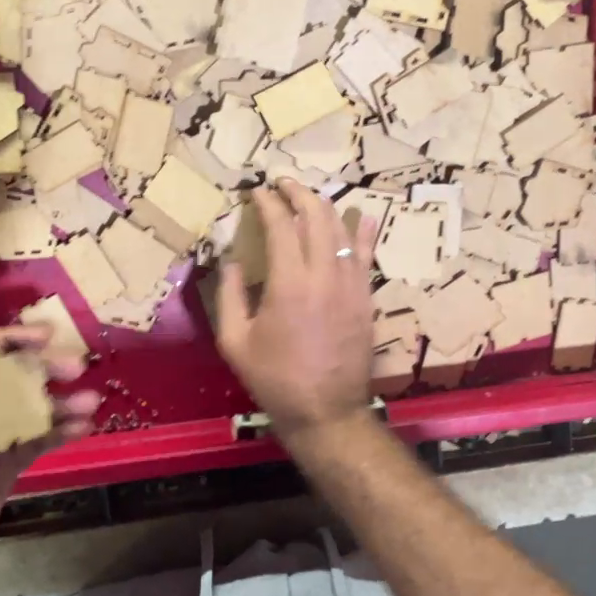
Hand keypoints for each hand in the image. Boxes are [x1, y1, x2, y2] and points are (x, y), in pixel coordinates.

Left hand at [0, 325, 99, 595]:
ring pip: (27, 413)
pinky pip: (32, 444)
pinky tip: (82, 430)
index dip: (10, 342)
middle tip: (79, 369)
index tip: (47, 338)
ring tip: (92, 402)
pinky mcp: (3, 470)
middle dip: (43, 371)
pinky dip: (56, 435)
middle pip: (9, 383)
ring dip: (57, 405)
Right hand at [215, 179, 379, 443]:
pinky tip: (363, 216)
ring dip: (324, 207)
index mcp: (288, 283)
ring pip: (342, 230)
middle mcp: (324, 275)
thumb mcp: (234, 341)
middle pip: (316, 217)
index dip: (267, 203)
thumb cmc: (273, 378)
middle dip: (298, 193)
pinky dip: (363, 232)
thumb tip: (231, 261)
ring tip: (308, 197)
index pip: (280, 225)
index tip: (256, 191)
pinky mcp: (366, 298)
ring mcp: (351, 285)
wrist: (325, 412)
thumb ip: (229, 295)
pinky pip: (366, 255)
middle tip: (282, 184)